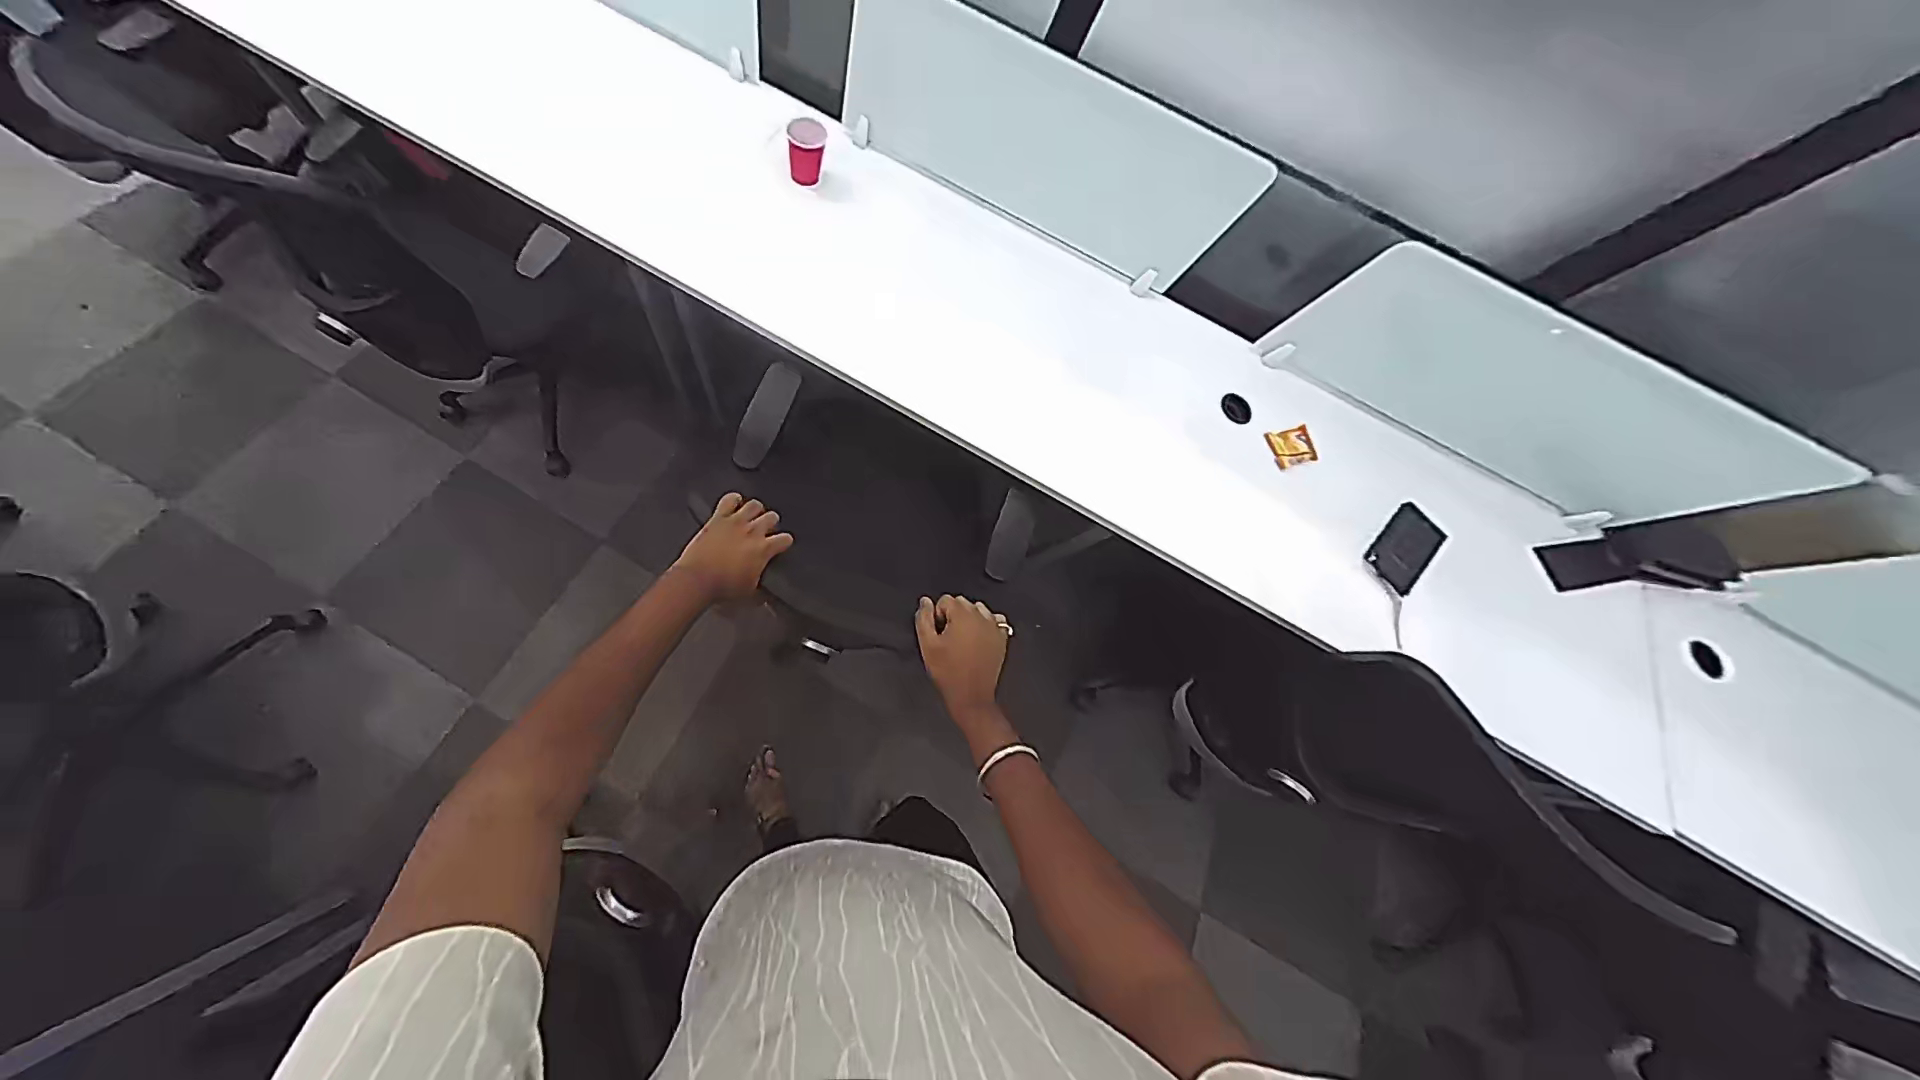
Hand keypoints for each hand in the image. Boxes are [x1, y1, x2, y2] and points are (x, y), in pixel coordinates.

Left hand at [671, 493, 793, 601]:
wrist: (696, 580)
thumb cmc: (723, 587)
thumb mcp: (750, 592)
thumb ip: (761, 586)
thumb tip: (765, 593)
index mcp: (764, 549)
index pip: (785, 539)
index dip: (784, 542)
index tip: (780, 545)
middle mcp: (753, 532)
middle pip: (772, 516)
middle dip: (770, 523)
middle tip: (765, 530)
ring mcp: (735, 522)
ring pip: (754, 504)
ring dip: (754, 510)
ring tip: (751, 516)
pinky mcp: (718, 519)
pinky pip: (729, 499)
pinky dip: (733, 500)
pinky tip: (734, 505)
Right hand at [915, 594, 1009, 717]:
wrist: (971, 695)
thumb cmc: (949, 672)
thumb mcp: (927, 644)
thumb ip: (923, 618)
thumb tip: (925, 602)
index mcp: (963, 615)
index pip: (945, 600)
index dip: (938, 616)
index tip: (939, 634)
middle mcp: (981, 617)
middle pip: (962, 603)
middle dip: (954, 616)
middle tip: (949, 640)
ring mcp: (994, 627)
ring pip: (978, 610)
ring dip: (969, 620)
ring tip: (963, 642)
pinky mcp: (1002, 638)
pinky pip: (994, 621)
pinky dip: (986, 626)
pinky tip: (978, 641)